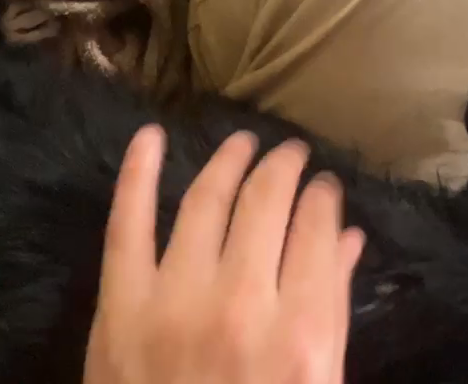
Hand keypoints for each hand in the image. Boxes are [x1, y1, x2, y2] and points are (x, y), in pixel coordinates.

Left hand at [85, 128, 365, 383]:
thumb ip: (334, 308)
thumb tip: (349, 235)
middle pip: (268, 199)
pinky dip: (136, 174)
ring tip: (245, 144)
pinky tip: (150, 135)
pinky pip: (126, 227)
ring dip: (231, 158)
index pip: (319, 224)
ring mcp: (173, 303)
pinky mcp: (118, 311)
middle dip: (286, 164)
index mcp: (299, 333)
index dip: (325, 194)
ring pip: (207, 198)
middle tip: (292, 154)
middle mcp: (240, 306)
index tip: (324, 187)